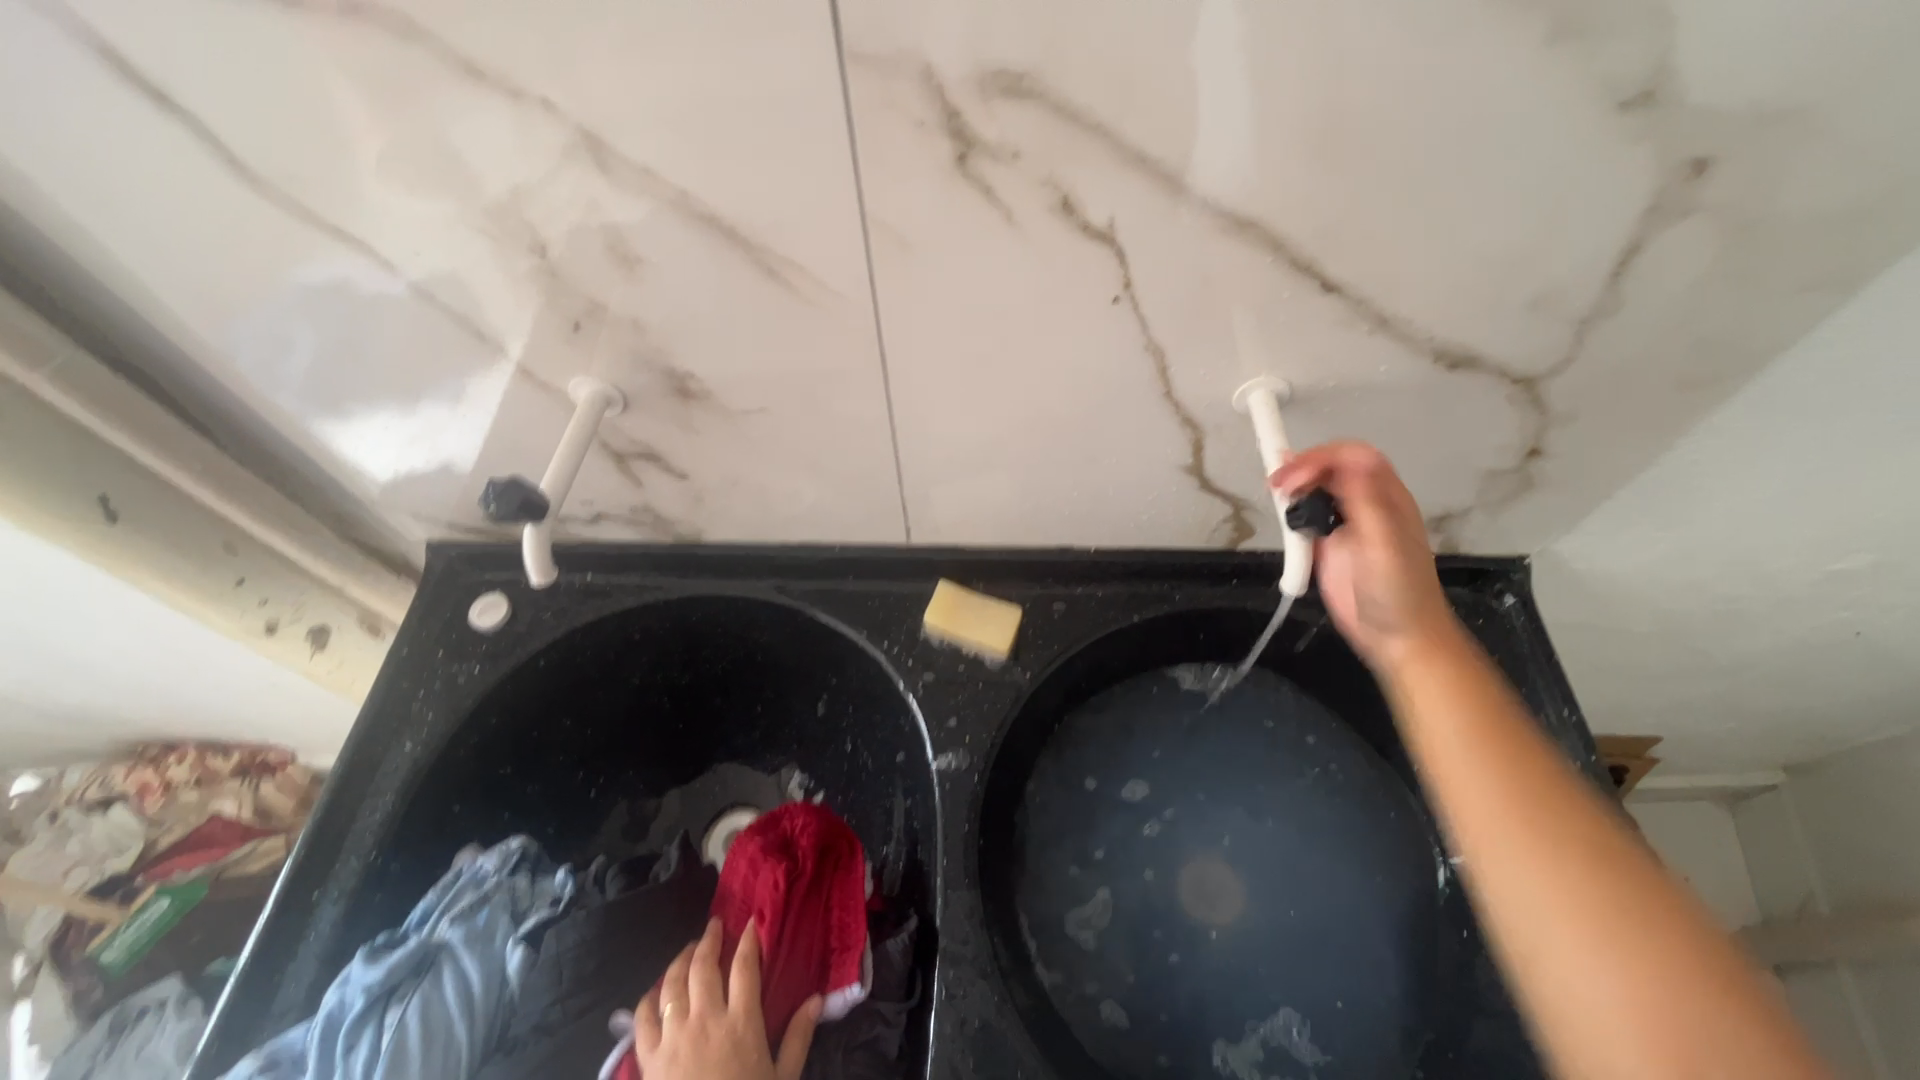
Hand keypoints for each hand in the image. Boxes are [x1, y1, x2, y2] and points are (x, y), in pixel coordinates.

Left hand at [634, 918, 821, 1079]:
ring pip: (672, 983)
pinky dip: (650, 996)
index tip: (750, 924)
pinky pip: (644, 1016)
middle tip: (715, 926)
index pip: (745, 967)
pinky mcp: (649, 1058)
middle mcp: (706, 1020)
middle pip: (704, 966)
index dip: (748, 940)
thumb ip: (799, 1036)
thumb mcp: (783, 1077)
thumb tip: (818, 998)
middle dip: (710, 940)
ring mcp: (674, 1037)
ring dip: (681, 960)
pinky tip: (657, 990)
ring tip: (689, 950)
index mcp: (742, 1023)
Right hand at [1271, 441, 1458, 671]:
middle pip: (1331, 468)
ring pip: (1317, 490)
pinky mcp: (1327, 546)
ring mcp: (1345, 525)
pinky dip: (1291, 513)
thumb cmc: (1398, 590)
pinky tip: (1280, 517)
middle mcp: (1365, 505)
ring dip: (1295, 486)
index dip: (1322, 457)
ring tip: (1276, 495)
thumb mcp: (1385, 543)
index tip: (1295, 474)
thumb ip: (1366, 500)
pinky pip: (1306, 519)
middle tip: (1277, 485)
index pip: (1353, 457)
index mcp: (1386, 497)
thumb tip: (1349, 459)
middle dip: (1303, 467)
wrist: (1396, 637)